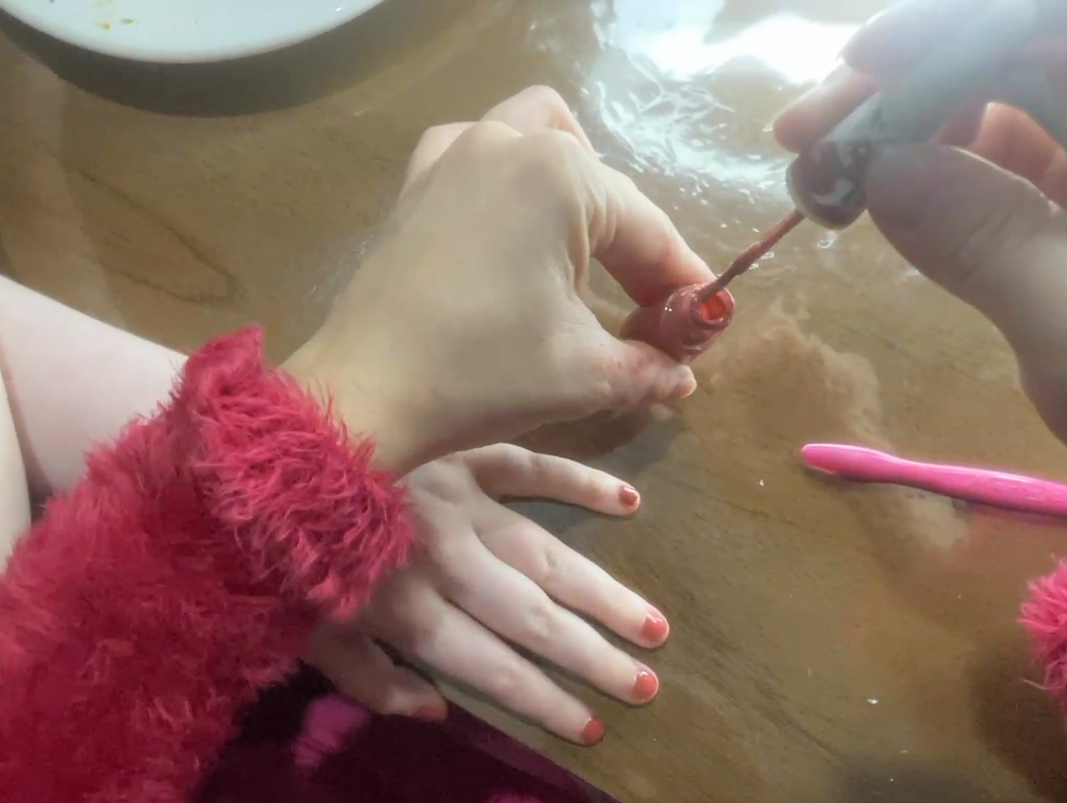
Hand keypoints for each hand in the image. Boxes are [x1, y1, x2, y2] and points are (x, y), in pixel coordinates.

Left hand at [282, 87, 710, 475]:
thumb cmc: (479, 378)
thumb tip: (683, 376)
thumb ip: (647, 369)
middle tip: (638, 308)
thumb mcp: (580, 376)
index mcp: (560, 177)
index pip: (645, 230)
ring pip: (539, 143)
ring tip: (579, 256)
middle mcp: (507, 143)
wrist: (366, 394)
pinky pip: (477, 156)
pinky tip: (508, 229)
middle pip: (599, 186)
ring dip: (575, 191)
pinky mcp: (415, 185)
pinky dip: (508, 181)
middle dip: (628, 246)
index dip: (680, 281)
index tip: (701, 323)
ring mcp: (451, 155)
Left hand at [304, 445, 668, 745]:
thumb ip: (372, 685)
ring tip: (654, 627)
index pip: (492, 670)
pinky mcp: (461, 457)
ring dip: (601, 593)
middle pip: (532, 619)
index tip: (593, 727)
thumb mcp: (309, 641)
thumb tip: (440, 713)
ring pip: (545, 555)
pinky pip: (527, 467)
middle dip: (592, 657)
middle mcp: (447, 564)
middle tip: (649, 684)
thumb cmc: (280, 561)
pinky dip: (576, 481)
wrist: (259, 462)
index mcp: (409, 613)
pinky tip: (627, 504)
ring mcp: (460, 505)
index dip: (543, 702)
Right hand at [778, 0, 1066, 626]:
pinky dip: (940, 153)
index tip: (860, 66)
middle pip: (1055, 33)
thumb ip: (992, 243)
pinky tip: (881, 185)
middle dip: (923, 74)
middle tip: (809, 132)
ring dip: (917, 112)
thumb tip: (878, 171)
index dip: (974, 25)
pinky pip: (1019, 129)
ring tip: (828, 169)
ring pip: (1025, 73)